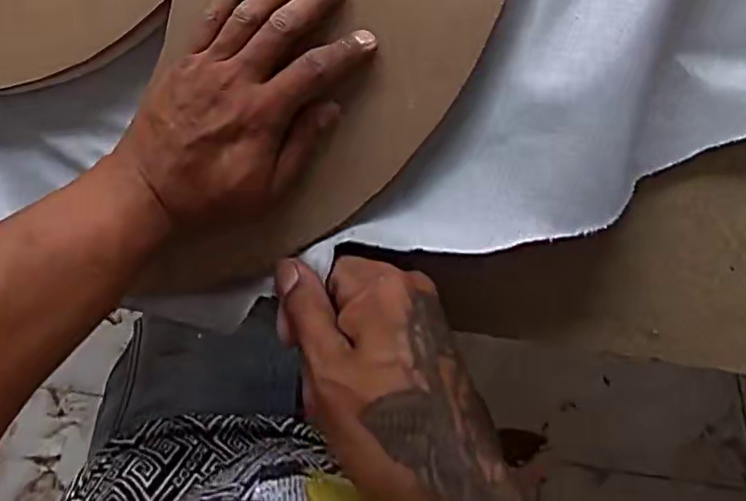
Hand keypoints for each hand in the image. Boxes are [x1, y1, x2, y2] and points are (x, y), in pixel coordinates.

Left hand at [102, 0, 376, 230]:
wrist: (146, 188)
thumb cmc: (209, 195)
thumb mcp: (266, 189)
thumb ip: (301, 146)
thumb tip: (330, 107)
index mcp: (261, 112)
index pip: (312, 71)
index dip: (343, 53)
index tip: (366, 39)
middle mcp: (235, 79)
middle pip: (281, 29)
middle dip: (313, 2)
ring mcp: (206, 65)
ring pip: (247, 15)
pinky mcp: (184, 60)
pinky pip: (209, 18)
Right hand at [276, 256, 516, 500]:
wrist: (456, 493)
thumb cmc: (392, 436)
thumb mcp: (327, 369)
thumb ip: (304, 309)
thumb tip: (289, 268)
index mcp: (385, 285)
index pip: (321, 270)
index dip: (301, 306)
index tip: (295, 342)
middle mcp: (412, 290)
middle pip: (343, 294)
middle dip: (324, 335)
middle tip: (321, 382)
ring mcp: (428, 317)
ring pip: (362, 320)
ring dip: (345, 355)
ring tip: (346, 400)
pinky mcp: (436, 345)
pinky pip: (386, 337)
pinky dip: (371, 364)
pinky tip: (368, 401)